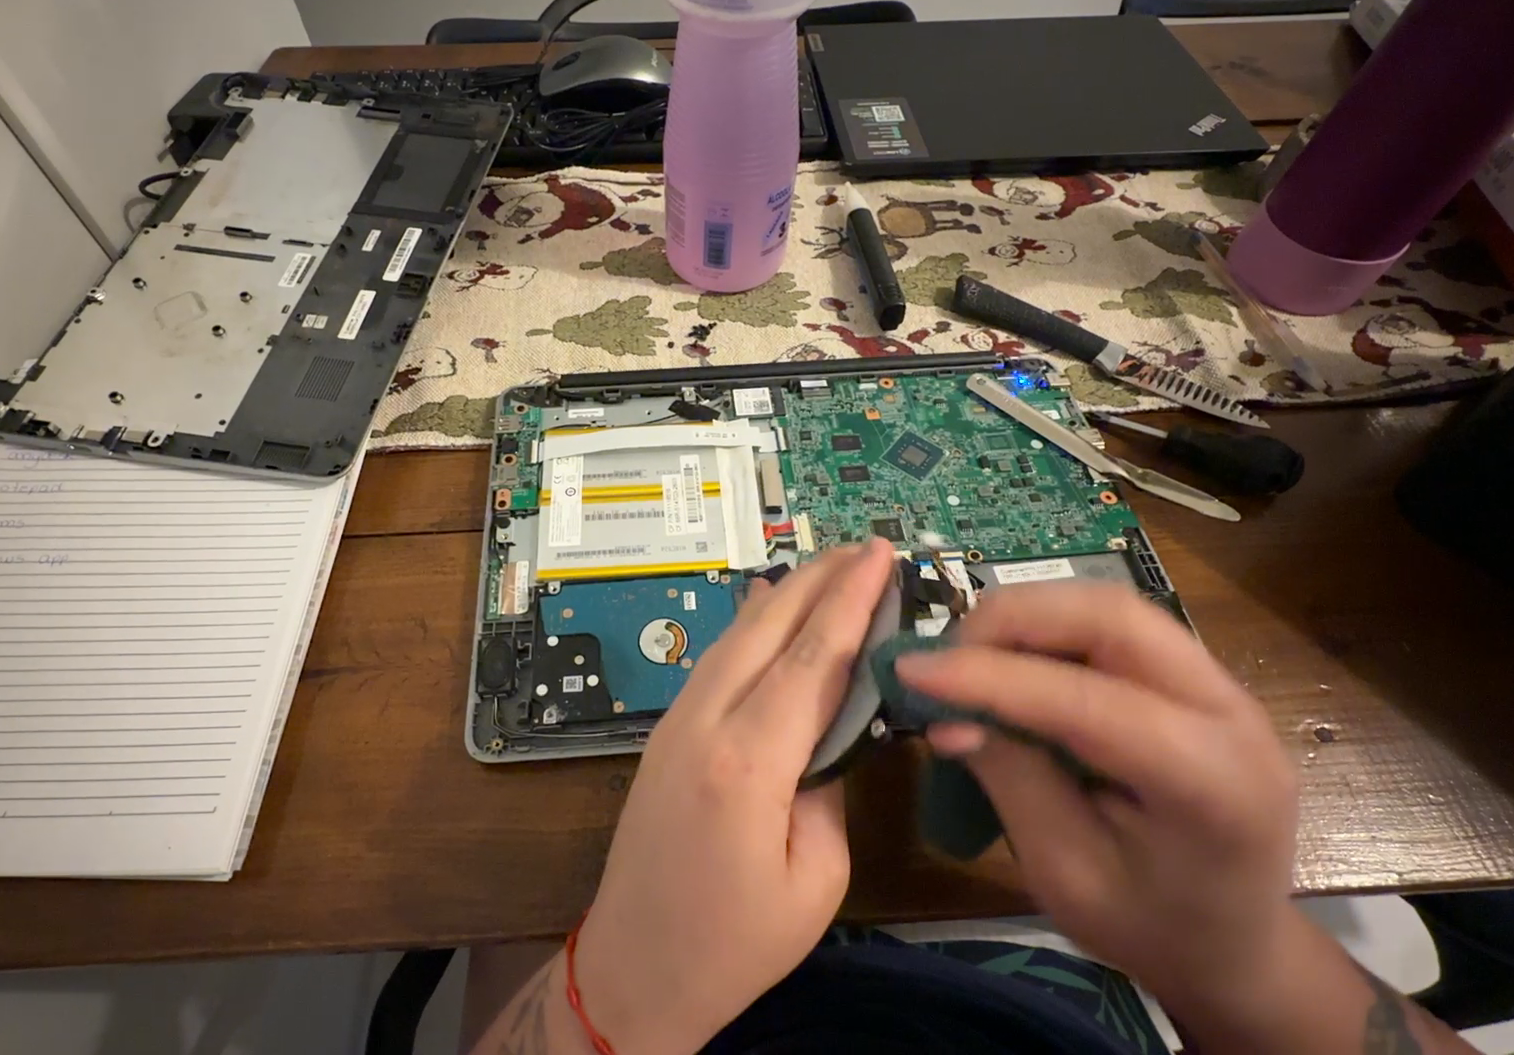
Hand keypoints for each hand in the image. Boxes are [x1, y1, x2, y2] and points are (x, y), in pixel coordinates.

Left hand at [573, 540, 894, 1053]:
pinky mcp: (664, 733)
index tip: (879, 553)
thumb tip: (828, 727)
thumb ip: (827, 785)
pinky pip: (715, 661)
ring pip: (735, 636)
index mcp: (747, 761)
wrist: (633, 967)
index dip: (850, 599)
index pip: (812, 658)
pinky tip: (769, 610)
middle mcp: (703, 723)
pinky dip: (750, 625)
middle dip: (818, 578)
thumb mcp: (815, 878)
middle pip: (766, 627)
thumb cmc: (734, 944)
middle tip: (864, 546)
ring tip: (828, 567)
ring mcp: (675, 723)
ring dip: (784, 595)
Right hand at [892, 583, 1300, 1016]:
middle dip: (1012, 621)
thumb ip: (1012, 782)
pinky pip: (1109, 624)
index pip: (1089, 701)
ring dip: (1026, 618)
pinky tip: (1008, 662)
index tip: (910, 671)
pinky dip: (1045, 629)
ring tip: (968, 659)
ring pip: (1108, 607)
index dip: (990, 677)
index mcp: (1213, 784)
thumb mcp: (1066, 874)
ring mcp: (1219, 684)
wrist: (1233, 942)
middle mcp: (1230, 711)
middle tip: (944, 658)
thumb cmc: (1148, 926)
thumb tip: (946, 717)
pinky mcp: (1192, 674)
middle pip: (1111, 617)